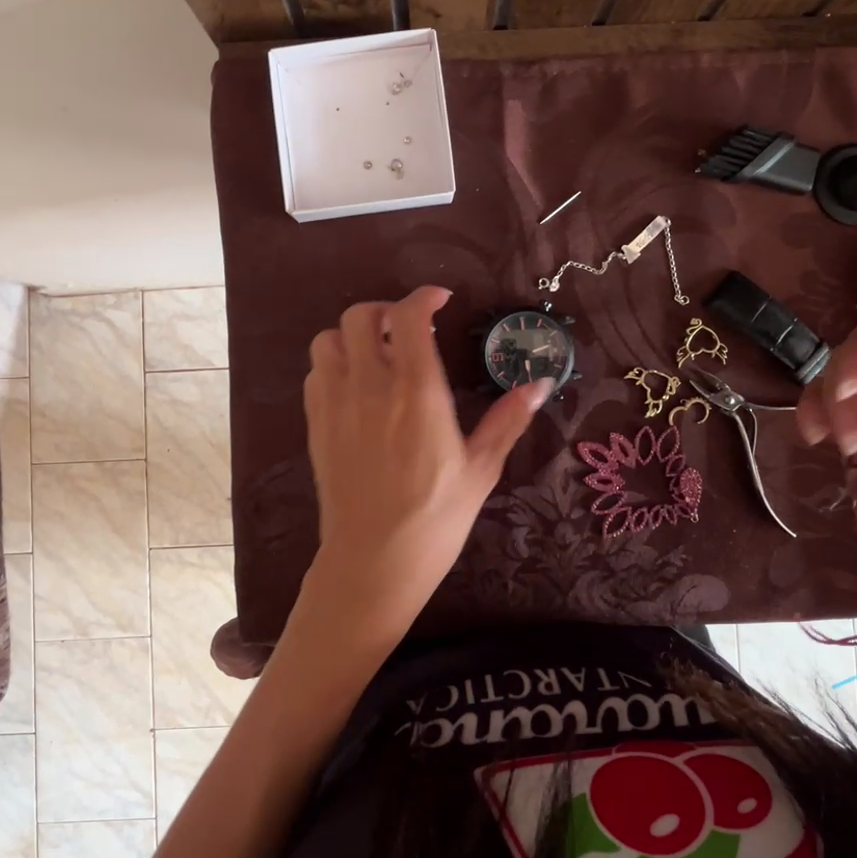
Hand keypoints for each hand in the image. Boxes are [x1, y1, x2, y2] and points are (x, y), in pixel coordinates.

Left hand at [300, 286, 551, 639]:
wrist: (374, 560)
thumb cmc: (437, 517)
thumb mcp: (482, 468)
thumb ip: (508, 419)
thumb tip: (541, 384)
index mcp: (416, 390)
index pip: (408, 315)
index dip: (423, 296)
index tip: (440, 300)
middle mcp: (370, 385)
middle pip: (360, 315)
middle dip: (385, 311)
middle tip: (408, 330)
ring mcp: (336, 404)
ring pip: (329, 339)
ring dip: (353, 336)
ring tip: (378, 355)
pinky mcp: (316, 425)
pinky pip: (315, 374)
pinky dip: (334, 365)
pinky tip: (355, 387)